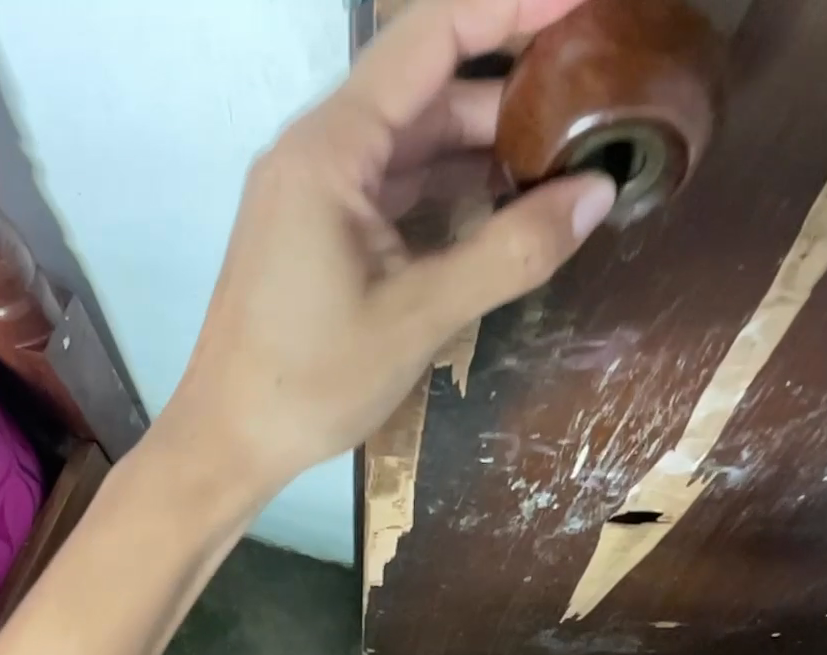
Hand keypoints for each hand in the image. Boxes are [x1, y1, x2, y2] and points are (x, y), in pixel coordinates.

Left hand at [152, 0, 616, 503]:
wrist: (228, 440)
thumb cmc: (309, 382)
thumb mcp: (419, 317)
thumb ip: (511, 250)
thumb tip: (598, 194)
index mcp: (329, 151)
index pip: (430, 37)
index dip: (512, 7)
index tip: (590, 6)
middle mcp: (316, 154)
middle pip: (425, 90)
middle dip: (512, 92)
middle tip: (599, 105)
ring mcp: (312, 195)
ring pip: (411, 144)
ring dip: (482, 149)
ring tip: (567, 159)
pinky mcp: (316, 233)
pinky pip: (391, 189)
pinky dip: (446, 192)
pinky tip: (502, 210)